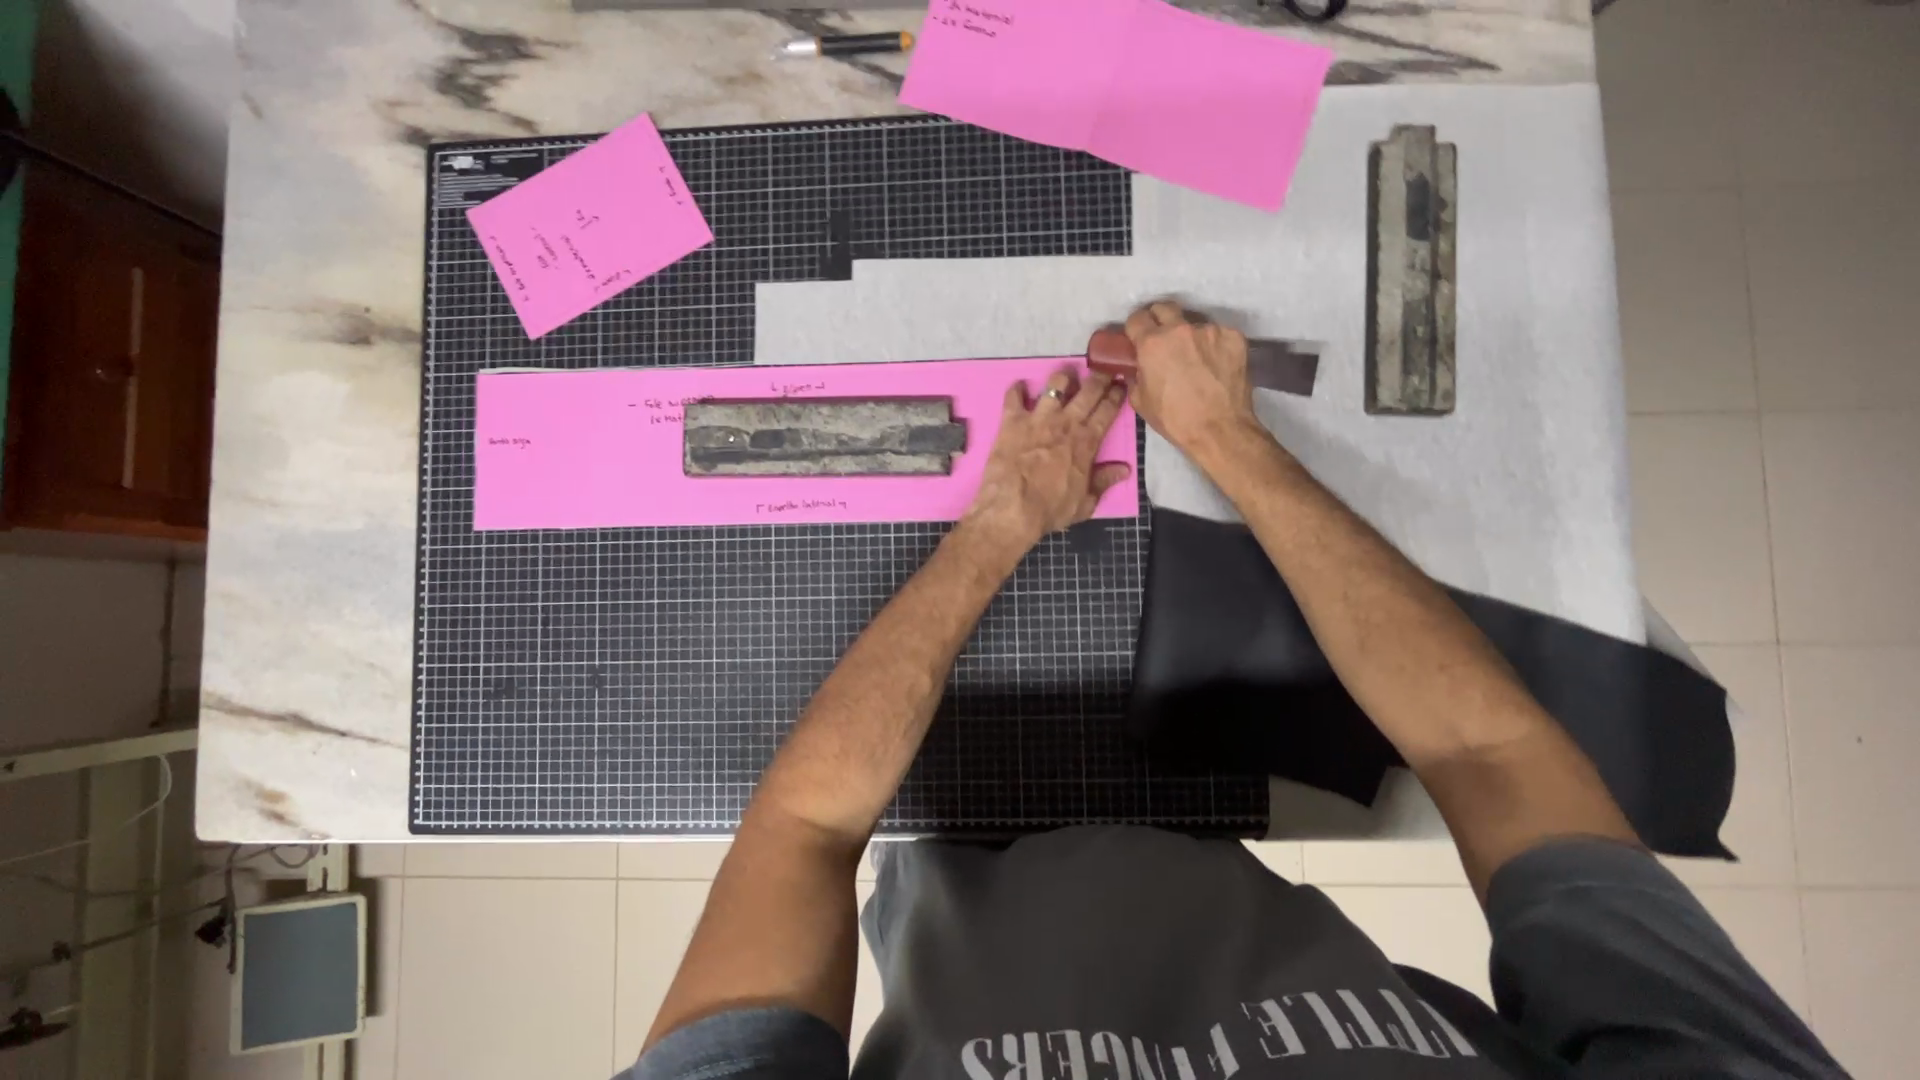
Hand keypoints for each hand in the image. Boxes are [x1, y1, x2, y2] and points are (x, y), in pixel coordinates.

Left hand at [961, 368, 1132, 555]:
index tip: (1121, 384)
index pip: (1107, 410)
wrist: (1012, 509)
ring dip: (1062, 378)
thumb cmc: (1050, 509)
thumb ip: (1104, 481)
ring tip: (1065, 376)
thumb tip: (1124, 469)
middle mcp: (1065, 423)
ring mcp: (1038, 418)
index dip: (1116, 395)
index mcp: (1087, 441)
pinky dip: (1017, 389)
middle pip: (1088, 390)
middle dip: (1099, 376)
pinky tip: (1019, 387)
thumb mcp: (1085, 503)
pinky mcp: (1012, 421)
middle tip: (1103, 369)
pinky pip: (1014, 396)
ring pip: (1055, 385)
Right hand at [1122, 300, 1269, 465]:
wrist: (1220, 430)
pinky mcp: (1234, 337)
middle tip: (1162, 340)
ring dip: (1190, 337)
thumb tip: (1138, 367)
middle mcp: (1181, 329)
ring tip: (1196, 360)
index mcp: (1153, 343)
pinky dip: (1214, 346)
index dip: (1135, 329)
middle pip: (1164, 308)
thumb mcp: (1141, 401)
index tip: (1138, 339)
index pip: (1137, 318)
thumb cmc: (1175, 419)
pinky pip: (1218, 335)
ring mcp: (1211, 330)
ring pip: (1194, 324)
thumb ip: (1136, 375)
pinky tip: (1215, 365)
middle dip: (1159, 320)